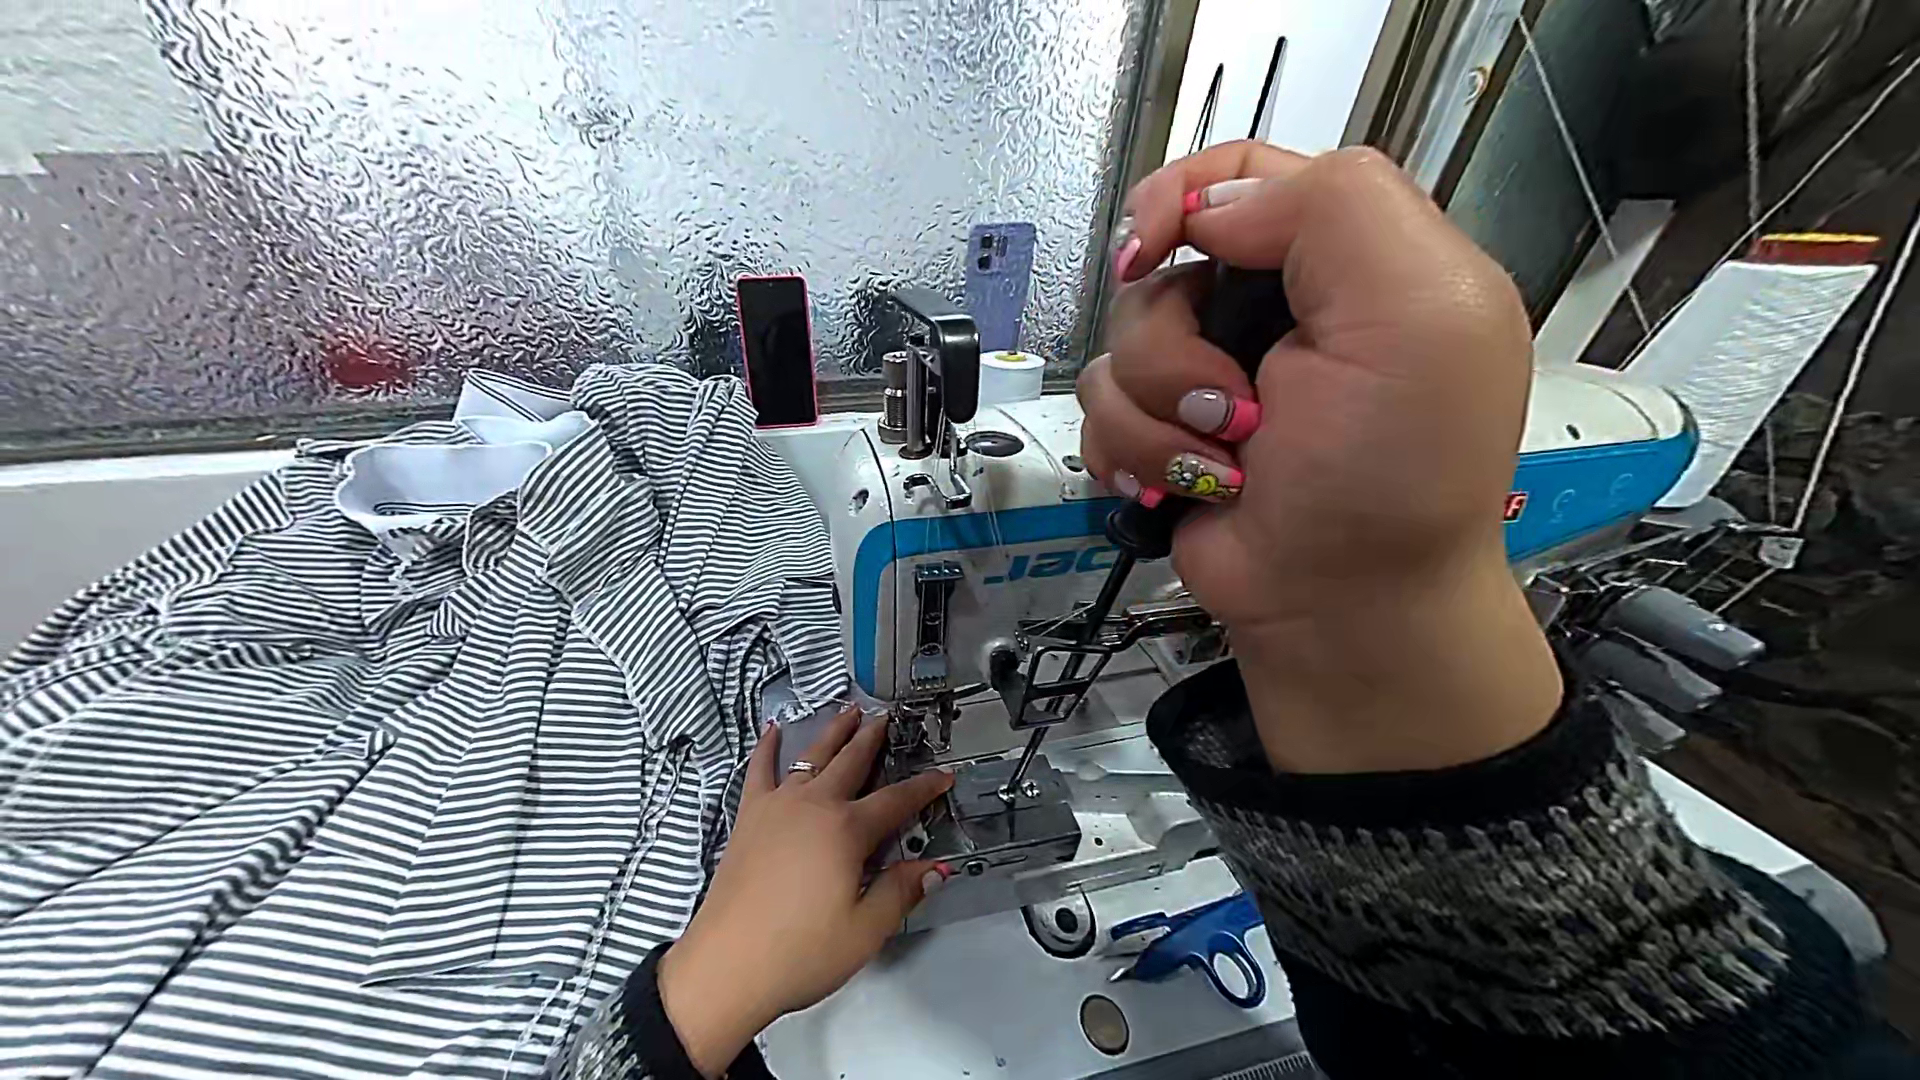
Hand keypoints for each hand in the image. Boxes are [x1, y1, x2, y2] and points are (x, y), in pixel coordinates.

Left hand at [657, 708, 953, 1076]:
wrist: (725, 968)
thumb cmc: (799, 953)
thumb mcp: (864, 931)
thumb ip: (902, 892)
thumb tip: (937, 867)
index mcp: (848, 830)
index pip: (897, 800)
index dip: (924, 787)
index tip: (943, 775)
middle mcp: (816, 805)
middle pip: (853, 761)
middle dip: (874, 738)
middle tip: (886, 718)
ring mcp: (779, 805)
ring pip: (814, 756)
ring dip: (834, 732)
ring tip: (849, 710)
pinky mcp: (750, 815)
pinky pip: (760, 771)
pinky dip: (767, 748)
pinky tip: (772, 730)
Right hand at [1079, 141, 1561, 773]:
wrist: (1337, 602)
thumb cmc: (1391, 474)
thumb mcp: (1415, 315)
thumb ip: (1329, 211)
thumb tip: (1207, 216)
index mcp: (1334, 261)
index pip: (1234, 179)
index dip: (1174, 200)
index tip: (1143, 254)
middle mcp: (1258, 313)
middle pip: (1154, 279)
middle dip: (1174, 356)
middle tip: (1235, 415)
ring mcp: (1199, 379)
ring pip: (1115, 357)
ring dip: (1156, 423)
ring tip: (1215, 471)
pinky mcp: (1156, 434)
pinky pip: (1098, 415)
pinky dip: (1129, 455)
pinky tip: (1172, 488)